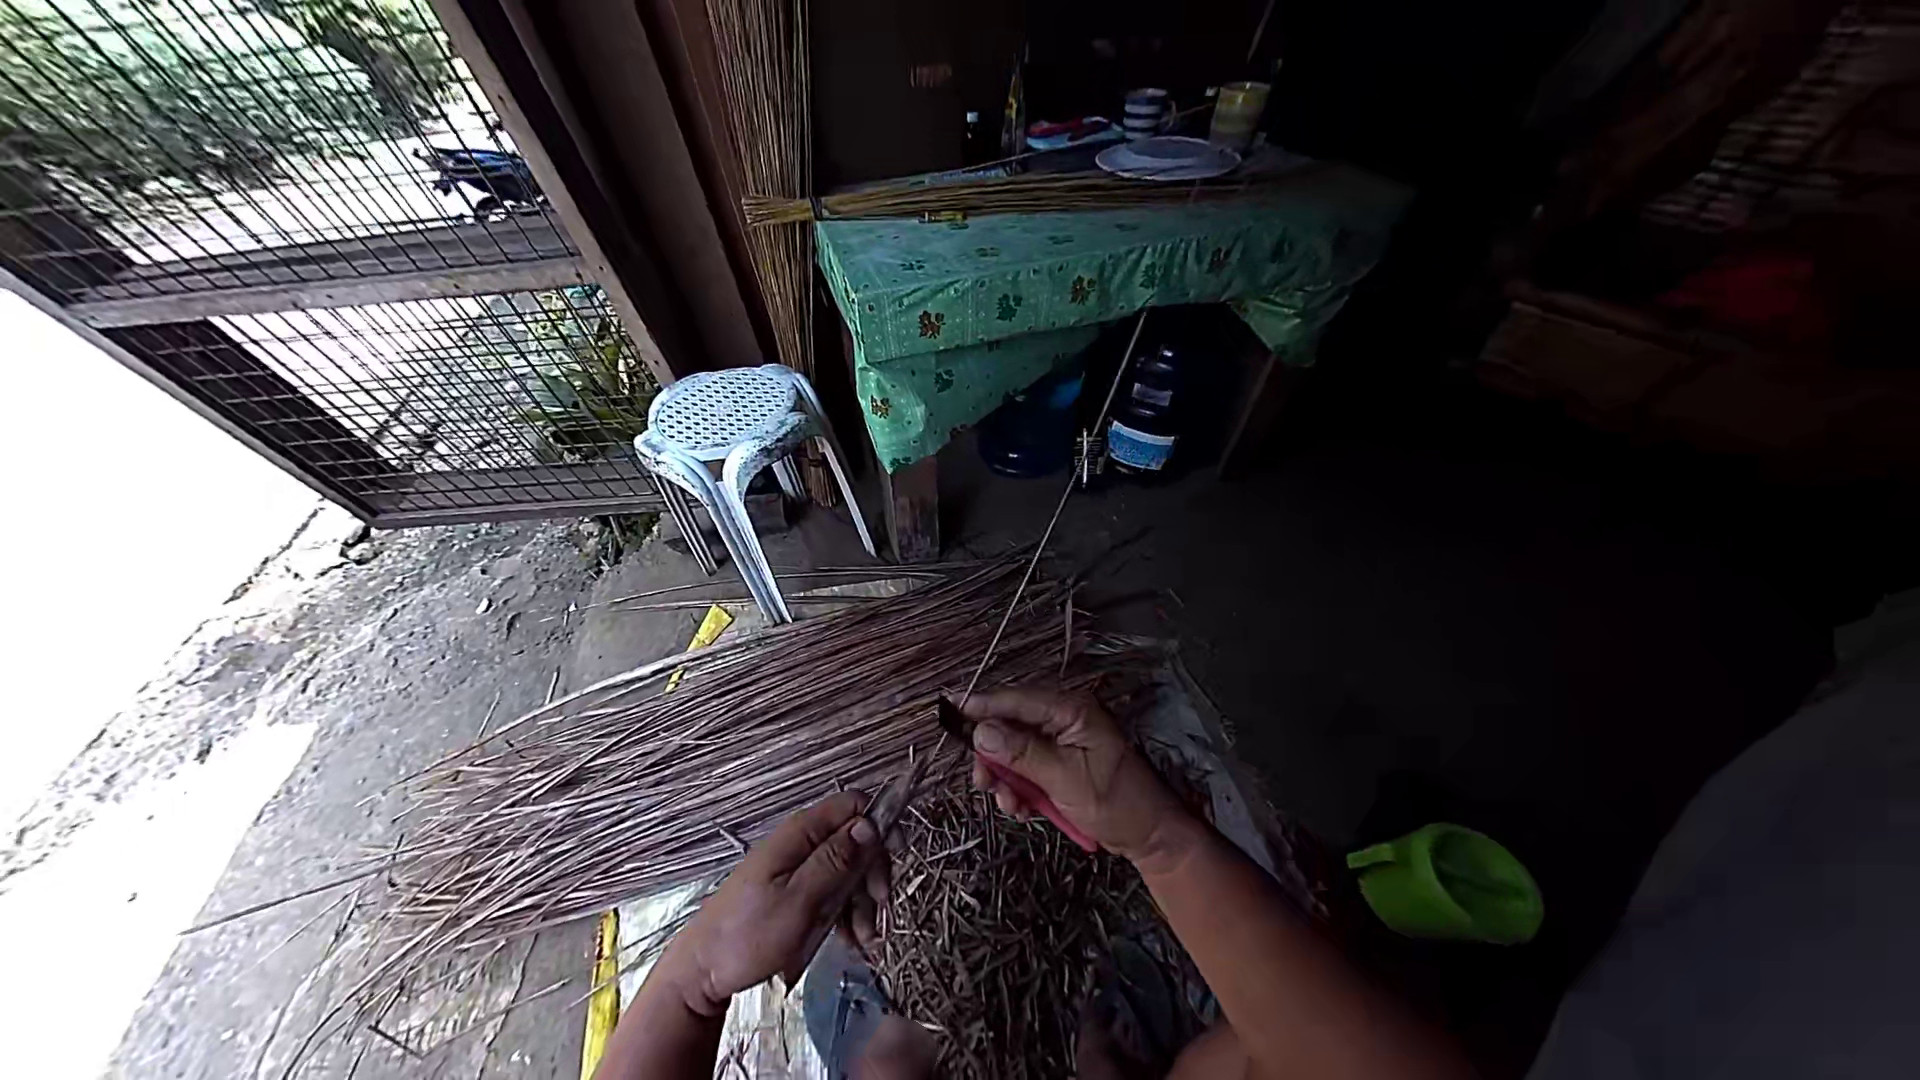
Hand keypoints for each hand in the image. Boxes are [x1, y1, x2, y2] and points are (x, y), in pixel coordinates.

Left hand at [663, 792, 889, 1016]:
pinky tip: (852, 940)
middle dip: (872, 872)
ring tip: (865, 939)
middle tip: (879, 907)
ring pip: (847, 868)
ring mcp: (799, 866)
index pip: (853, 806)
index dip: (878, 828)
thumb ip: (835, 861)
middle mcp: (802, 842)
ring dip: (862, 900)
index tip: (890, 863)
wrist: (701, 973)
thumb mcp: (798, 901)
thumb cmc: (747, 937)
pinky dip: (847, 912)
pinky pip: (833, 890)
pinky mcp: (796, 890)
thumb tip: (869, 825)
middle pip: (855, 839)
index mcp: (801, 833)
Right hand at [962, 688, 1189, 862]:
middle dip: (993, 755)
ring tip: (1010, 804)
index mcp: (1071, 710)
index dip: (983, 704)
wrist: (1149, 836)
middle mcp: (1062, 719)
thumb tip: (981, 732)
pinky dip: (1018, 788)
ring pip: (1013, 750)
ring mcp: (1059, 742)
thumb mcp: (1066, 779)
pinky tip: (1023, 808)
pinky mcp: (1056, 763)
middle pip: (1010, 725)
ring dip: (1005, 778)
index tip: (952, 707)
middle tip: (982, 781)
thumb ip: (1022, 754)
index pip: (1017, 700)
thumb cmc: (1117, 802)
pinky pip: (1024, 769)